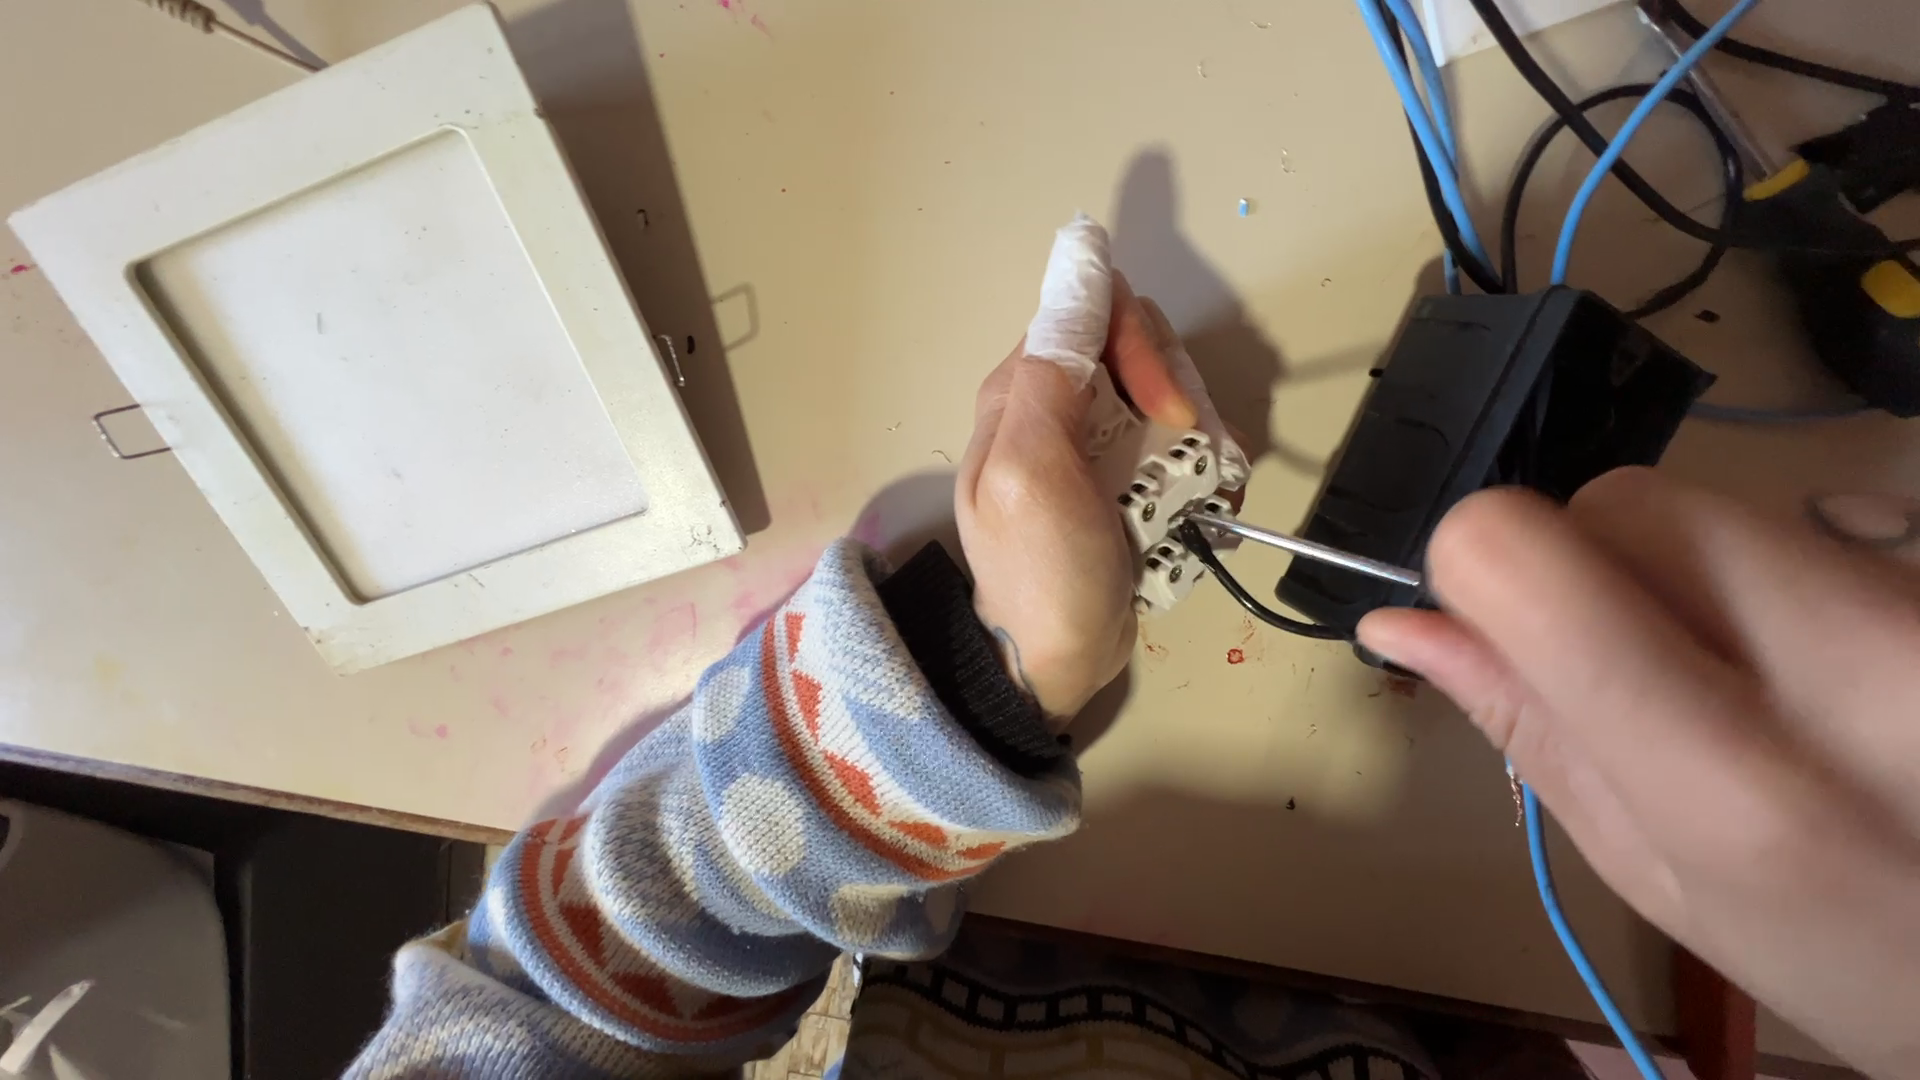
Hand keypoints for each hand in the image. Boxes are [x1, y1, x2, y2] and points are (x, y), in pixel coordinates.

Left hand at [956, 273, 1195, 725]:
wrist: (1057, 655)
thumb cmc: (1042, 570)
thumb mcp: (1032, 472)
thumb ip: (1050, 375)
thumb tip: (1078, 267)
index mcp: (1021, 394)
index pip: (1089, 315)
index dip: (1136, 346)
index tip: (1163, 409)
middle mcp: (1055, 406)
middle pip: (1134, 348)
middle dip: (1172, 392)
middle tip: (1182, 449)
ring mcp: (1093, 441)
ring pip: (1164, 389)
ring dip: (1195, 431)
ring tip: (1194, 487)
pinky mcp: (1124, 472)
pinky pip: (1175, 434)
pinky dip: (1199, 460)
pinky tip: (1201, 498)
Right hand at [1357, 468, 1919, 1077]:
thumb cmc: (1847, 954)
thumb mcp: (1645, 865)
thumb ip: (1520, 725)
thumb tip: (1395, 624)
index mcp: (1733, 778)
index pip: (1529, 560)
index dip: (1475, 567)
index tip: (1488, 623)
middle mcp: (1858, 665)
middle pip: (1624, 502)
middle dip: (1578, 554)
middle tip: (1610, 648)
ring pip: (1711, 502)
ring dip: (1668, 564)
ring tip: (1726, 664)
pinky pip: (1803, 521)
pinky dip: (1757, 572)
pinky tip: (1811, 659)